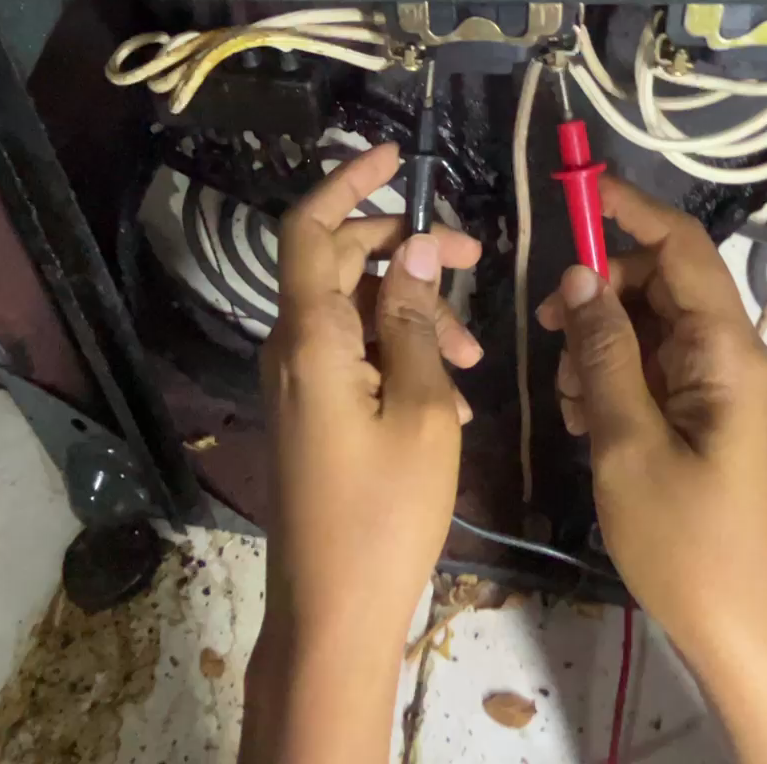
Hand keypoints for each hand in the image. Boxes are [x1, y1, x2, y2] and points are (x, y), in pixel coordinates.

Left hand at [244, 143, 480, 763]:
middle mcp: (292, 346)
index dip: (348, 182)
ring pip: (357, 309)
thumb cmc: (386, 513)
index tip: (396, 156)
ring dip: (414, 313)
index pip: (310, 228)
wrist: (333, 610)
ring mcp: (299, 378)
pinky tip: (450, 392)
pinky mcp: (313, 407)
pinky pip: (356, 353)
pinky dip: (400, 353)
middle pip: (341, 261)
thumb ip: (412, 320)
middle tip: (470, 258)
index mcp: (310, 336)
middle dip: (406, 250)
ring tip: (474, 358)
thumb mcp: (422, 408)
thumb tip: (412, 249)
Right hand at [536, 176, 766, 763]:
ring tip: (571, 401)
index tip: (576, 189)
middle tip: (548, 331)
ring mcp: (713, 391)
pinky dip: (610, 380)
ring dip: (597, 346)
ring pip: (645, 330)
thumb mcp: (629, 442)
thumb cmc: (690, 543)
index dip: (631, 210)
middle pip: (656, 286)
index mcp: (724, 352)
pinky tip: (586, 421)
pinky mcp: (699, 420)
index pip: (681, 248)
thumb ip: (604, 353)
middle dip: (598, 296)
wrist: (747, 638)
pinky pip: (648, 372)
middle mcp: (725, 358)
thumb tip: (580, 277)